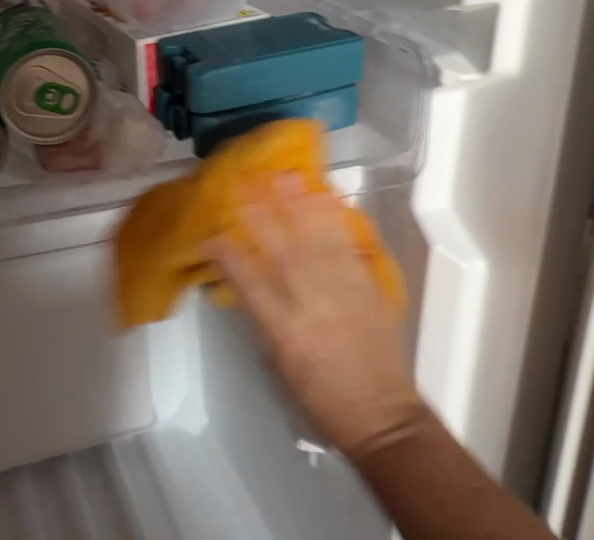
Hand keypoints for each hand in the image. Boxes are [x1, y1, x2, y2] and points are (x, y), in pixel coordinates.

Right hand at [206, 173, 428, 456]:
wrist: (382, 417)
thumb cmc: (322, 401)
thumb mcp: (280, 367)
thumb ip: (267, 322)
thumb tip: (255, 287)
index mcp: (284, 330)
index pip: (249, 282)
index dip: (228, 255)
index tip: (211, 233)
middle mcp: (312, 304)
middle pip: (284, 250)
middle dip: (263, 214)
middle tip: (247, 183)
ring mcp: (344, 293)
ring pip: (318, 240)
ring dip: (300, 205)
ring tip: (287, 177)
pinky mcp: (369, 290)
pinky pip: (350, 248)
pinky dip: (337, 222)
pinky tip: (327, 200)